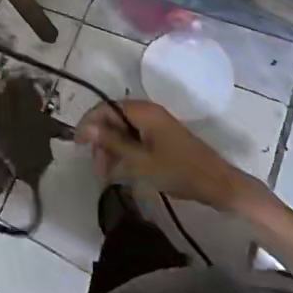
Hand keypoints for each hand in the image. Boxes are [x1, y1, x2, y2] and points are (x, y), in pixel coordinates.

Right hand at [75, 99, 264, 213]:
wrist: (215, 184)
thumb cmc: (177, 171)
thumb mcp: (139, 160)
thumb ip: (112, 142)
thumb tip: (86, 127)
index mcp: (144, 112)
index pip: (106, 108)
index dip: (88, 124)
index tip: (77, 146)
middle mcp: (148, 113)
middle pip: (113, 119)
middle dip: (101, 141)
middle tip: (97, 168)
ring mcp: (156, 126)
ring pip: (123, 132)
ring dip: (112, 150)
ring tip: (108, 175)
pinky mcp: (161, 140)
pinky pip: (135, 140)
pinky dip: (125, 154)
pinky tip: (121, 173)